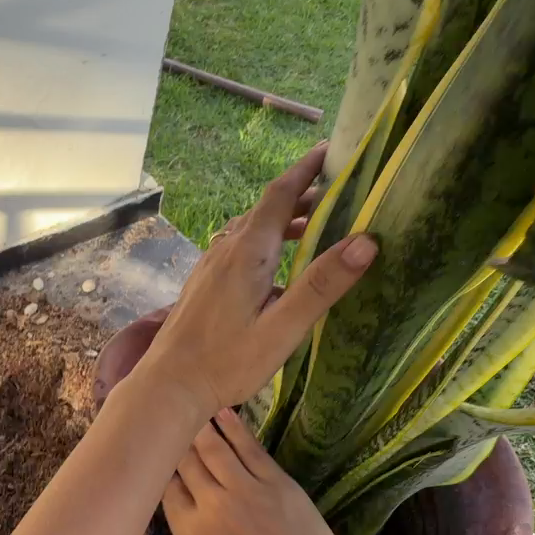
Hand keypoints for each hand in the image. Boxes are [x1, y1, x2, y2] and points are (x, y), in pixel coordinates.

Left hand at [134, 144, 377, 416]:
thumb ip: (321, 285)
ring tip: (315, 226)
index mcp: (247, 252)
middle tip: (340, 192)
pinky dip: (264, 241)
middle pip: (267, 210)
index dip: (305, 170)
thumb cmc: (226, 362)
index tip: (330, 150)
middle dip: (302, 195)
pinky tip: (275, 265)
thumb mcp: (282, 328)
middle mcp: (225, 251)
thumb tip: (365, 241)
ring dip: (283, 220)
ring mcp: (210, 267)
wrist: (168, 385)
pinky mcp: (203, 284)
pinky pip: (238, 248)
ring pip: (250, 229)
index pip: (280, 195)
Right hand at [163, 409, 400, 534]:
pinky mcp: (277, 484)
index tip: (154, 450)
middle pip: (185, 462)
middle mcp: (211, 507)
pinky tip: (223, 411)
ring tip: (189, 404)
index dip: (160, 467)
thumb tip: (185, 514)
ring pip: (213, 449)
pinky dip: (234, 427)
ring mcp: (245, 492)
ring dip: (199, 425)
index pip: (165, 487)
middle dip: (174, 439)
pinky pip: (250, 449)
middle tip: (164, 417)